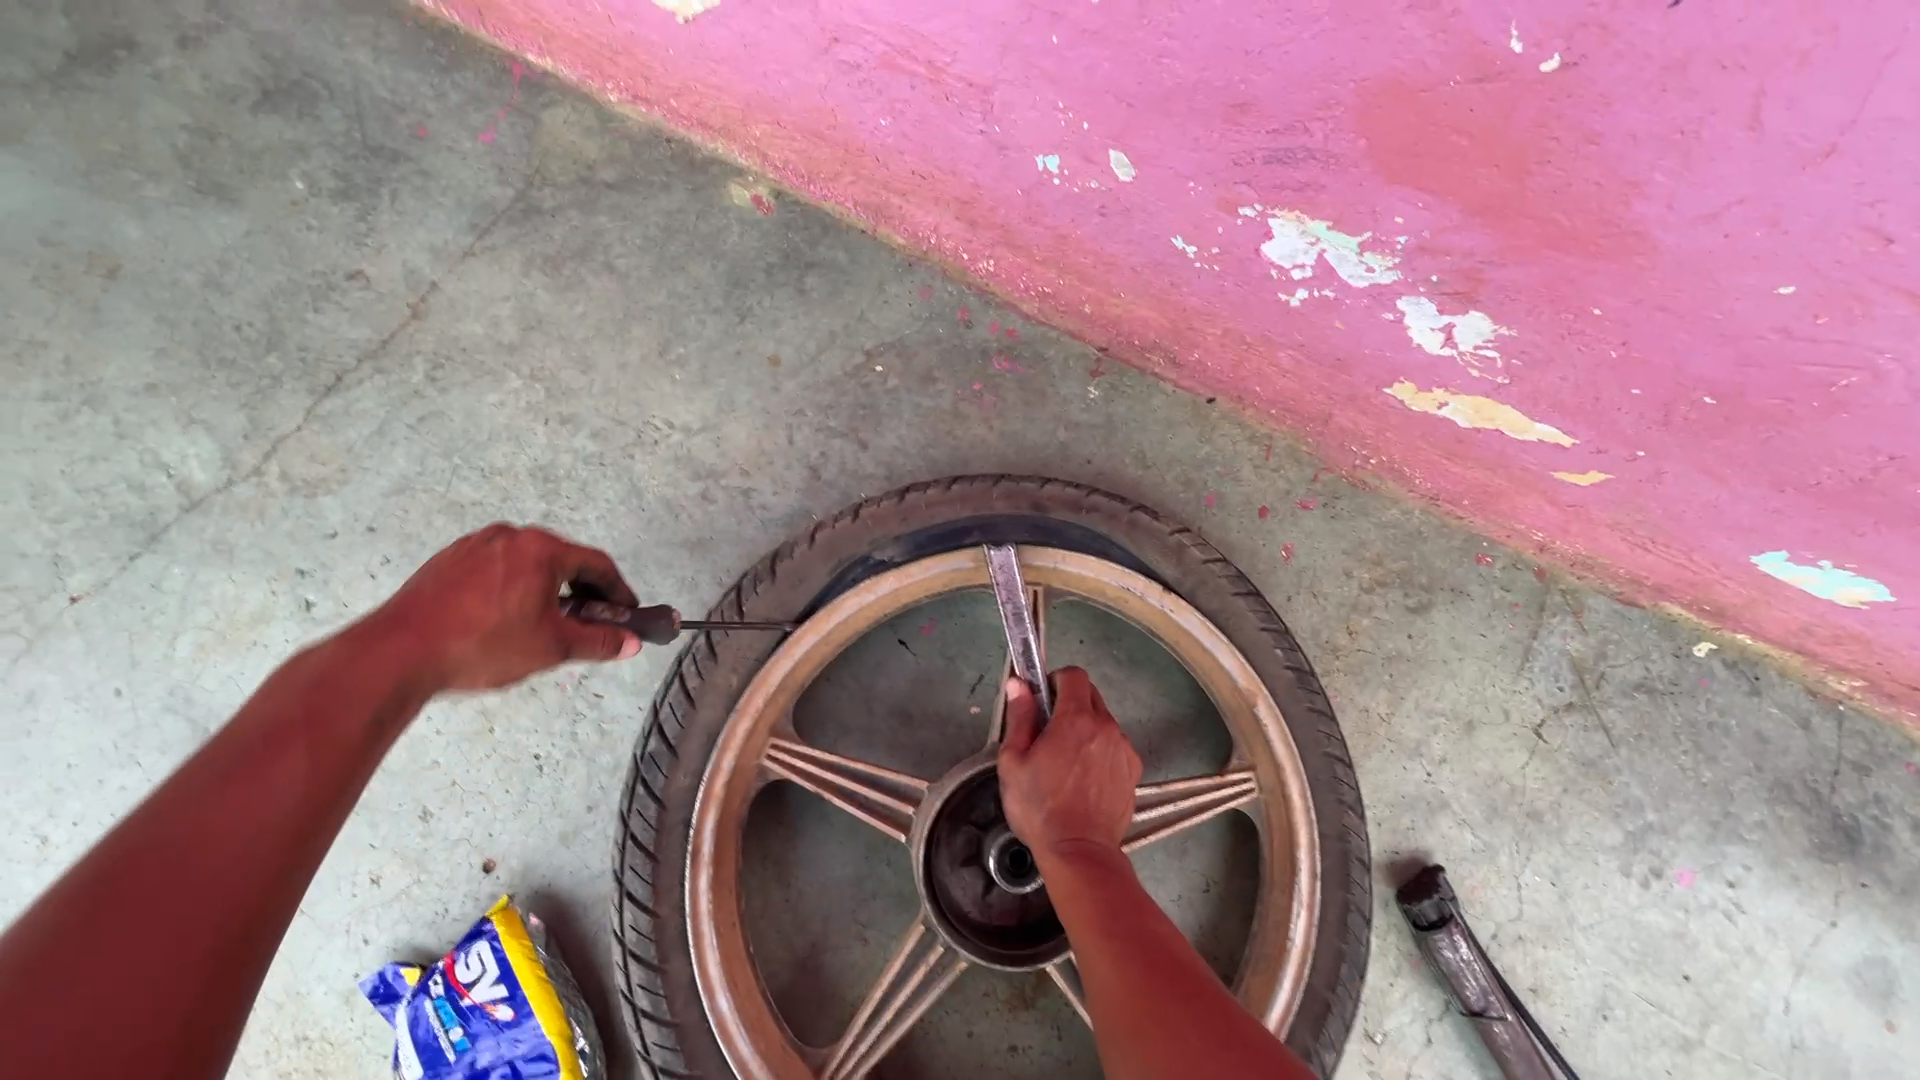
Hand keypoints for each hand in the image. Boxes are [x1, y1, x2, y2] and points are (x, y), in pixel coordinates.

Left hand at [369, 524, 641, 691]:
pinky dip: (513, 588)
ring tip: (547, 622)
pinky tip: (506, 618)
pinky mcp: (447, 561)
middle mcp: (510, 537)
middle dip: (582, 590)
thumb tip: (629, 643)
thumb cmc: (482, 645)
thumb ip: (599, 641)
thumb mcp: (552, 647)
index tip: (627, 612)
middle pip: (562, 560)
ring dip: (547, 589)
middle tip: (591, 620)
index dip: (618, 591)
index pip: (597, 564)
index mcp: (541, 549)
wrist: (398, 654)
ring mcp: (474, 546)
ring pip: (527, 564)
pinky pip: (496, 569)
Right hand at [997, 667, 1142, 858]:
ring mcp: (1124, 749)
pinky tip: (1084, 778)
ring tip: (1066, 761)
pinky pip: (1115, 746)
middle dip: (1069, 702)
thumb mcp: (1014, 762)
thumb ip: (1019, 717)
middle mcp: (1106, 727)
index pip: (1074, 675)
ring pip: (1104, 721)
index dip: (1055, 680)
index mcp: (1076, 719)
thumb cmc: (1040, 808)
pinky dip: (1101, 751)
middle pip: (1091, 694)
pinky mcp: (1133, 771)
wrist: (1079, 852)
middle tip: (1049, 730)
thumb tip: (1019, 685)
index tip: (1043, 699)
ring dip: (1086, 728)